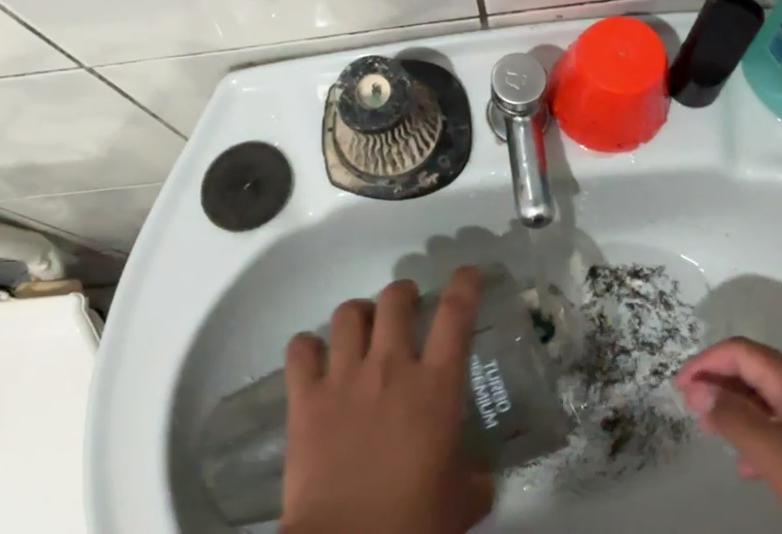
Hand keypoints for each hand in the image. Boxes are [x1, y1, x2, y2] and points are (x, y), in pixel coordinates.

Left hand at [280, 266, 494, 533]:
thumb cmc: (414, 523)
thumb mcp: (462, 502)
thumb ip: (474, 477)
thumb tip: (481, 474)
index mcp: (435, 388)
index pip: (456, 315)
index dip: (464, 284)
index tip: (468, 272)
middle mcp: (390, 368)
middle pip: (395, 301)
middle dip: (403, 293)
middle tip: (408, 304)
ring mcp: (343, 378)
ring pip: (347, 315)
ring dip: (358, 312)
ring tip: (361, 324)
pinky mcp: (305, 397)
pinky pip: (300, 349)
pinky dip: (307, 345)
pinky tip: (313, 355)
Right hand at [675, 338, 781, 533]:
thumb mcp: (779, 458)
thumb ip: (735, 420)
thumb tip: (698, 388)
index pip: (742, 351)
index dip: (706, 363)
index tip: (678, 389)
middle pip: (758, 370)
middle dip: (720, 384)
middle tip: (691, 411)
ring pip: (774, 398)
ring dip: (740, 410)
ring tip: (715, 436)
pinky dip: (764, 432)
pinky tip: (755, 465)